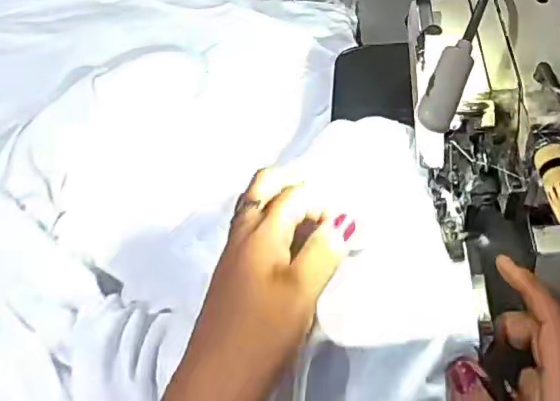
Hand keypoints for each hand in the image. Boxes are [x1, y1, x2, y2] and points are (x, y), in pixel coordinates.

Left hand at [163, 168, 350, 400]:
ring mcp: (234, 247)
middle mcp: (243, 229)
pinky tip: (287, 246)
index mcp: (261, 228)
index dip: (321, 203)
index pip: (294, 194)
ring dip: (281, 202)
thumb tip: (340, 223)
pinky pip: (252, 225)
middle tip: (320, 203)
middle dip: (293, 183)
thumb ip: (322, 252)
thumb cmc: (261, 332)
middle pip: (264, 184)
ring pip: (255, 203)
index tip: (342, 229)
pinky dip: (272, 221)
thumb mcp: (302, 292)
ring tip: (309, 222)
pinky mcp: (231, 268)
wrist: (217, 375)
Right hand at [446, 255, 559, 400]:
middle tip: (481, 343)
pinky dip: (526, 379)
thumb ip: (479, 391)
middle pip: (544, 333)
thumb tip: (460, 368)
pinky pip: (552, 381)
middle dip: (508, 328)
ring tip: (489, 379)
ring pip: (545, 361)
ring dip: (514, 360)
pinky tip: (507, 395)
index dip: (525, 282)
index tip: (504, 262)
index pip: (551, 316)